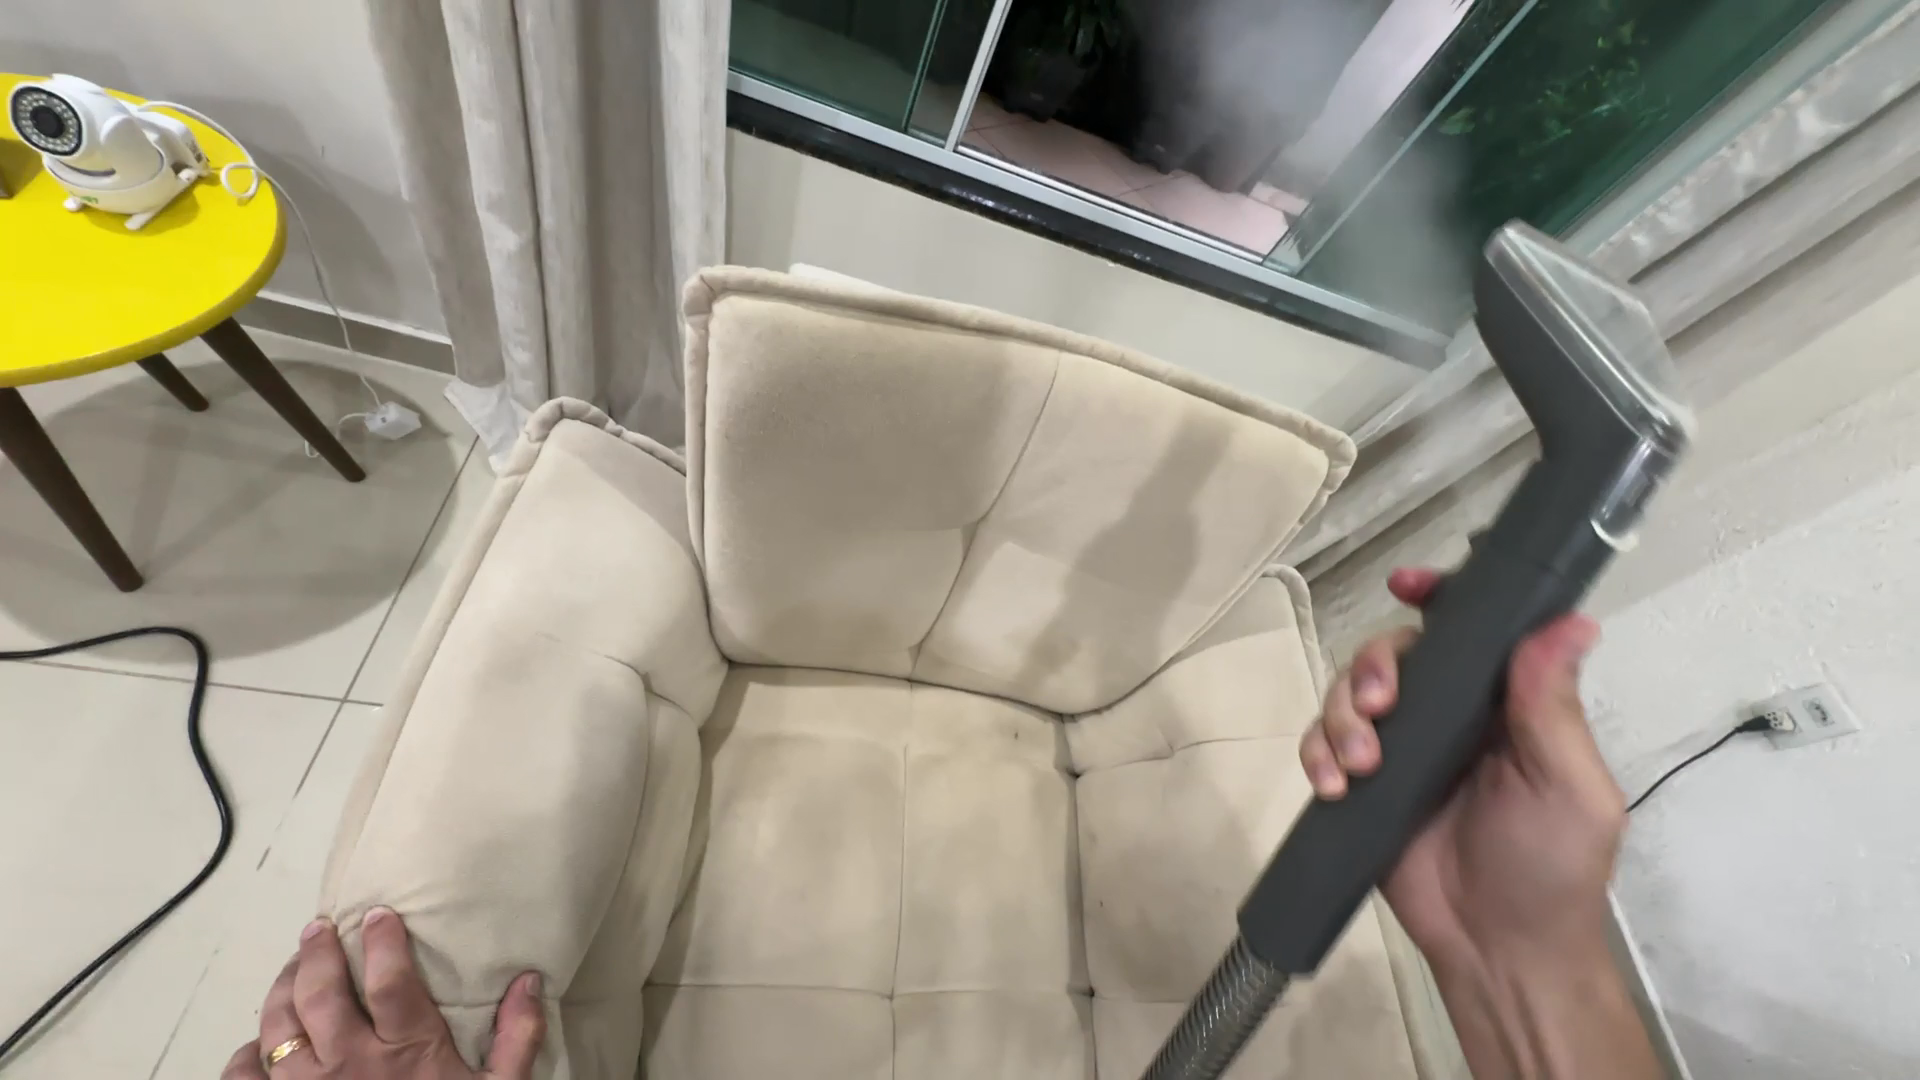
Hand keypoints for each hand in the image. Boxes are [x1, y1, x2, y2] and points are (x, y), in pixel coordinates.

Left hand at [222, 908, 544, 1078]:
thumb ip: (519, 1035)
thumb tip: (530, 978)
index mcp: (406, 1049)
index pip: (390, 980)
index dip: (382, 941)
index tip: (377, 913)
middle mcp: (349, 1064)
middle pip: (321, 996)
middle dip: (316, 955)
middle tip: (317, 928)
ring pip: (276, 1031)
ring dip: (279, 993)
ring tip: (291, 969)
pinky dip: (243, 1056)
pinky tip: (255, 1043)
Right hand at [1299, 567, 1622, 971]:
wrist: (1495, 946)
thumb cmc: (1549, 865)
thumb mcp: (1568, 787)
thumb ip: (1551, 707)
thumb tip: (1570, 622)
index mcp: (1497, 703)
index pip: (1462, 631)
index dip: (1433, 596)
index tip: (1404, 585)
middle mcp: (1442, 712)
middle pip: (1387, 655)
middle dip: (1371, 670)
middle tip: (1378, 709)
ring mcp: (1393, 745)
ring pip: (1344, 694)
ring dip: (1340, 720)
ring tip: (1358, 769)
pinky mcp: (1355, 779)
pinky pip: (1318, 743)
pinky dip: (1315, 754)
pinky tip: (1331, 786)